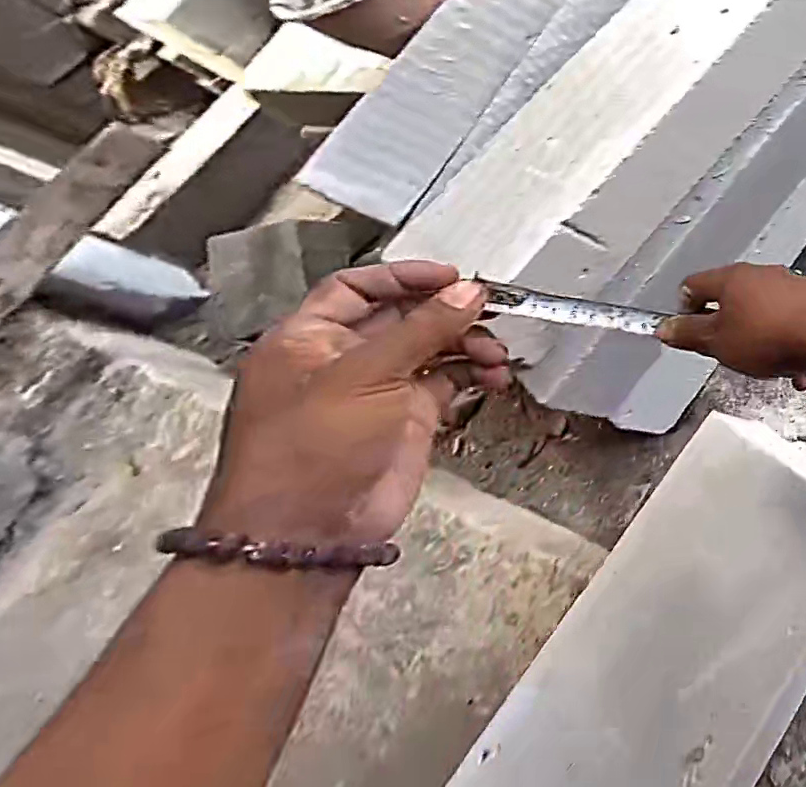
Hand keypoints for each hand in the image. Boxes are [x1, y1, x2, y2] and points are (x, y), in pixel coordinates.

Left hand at [198, 262, 510, 544]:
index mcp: (310, 340)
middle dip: (450, 312)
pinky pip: (452, 378)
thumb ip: (423, 328)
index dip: (404, 277)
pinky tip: (494, 377)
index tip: (452, 276)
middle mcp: (346, 358)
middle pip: (407, 315)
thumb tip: (469, 291)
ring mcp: (381, 386)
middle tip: (490, 310)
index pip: (357, 288)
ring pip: (436, 345)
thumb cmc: (309, 450)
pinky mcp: (411, 413)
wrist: (313, 530)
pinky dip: (477, 373)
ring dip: (471, 343)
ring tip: (496, 354)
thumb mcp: (365, 376)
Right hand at [656, 264, 805, 384]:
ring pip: (765, 316)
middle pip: (732, 299)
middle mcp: (762, 275)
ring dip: (763, 341)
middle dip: (729, 329)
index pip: (694, 284)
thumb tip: (664, 327)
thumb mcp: (718, 343)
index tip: (687, 332)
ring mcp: (792, 286)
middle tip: (729, 353)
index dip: (684, 308)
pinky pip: (793, 326)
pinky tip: (798, 372)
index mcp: (732, 278)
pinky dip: (791, 346)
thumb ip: (689, 335)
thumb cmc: (768, 337)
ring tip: (770, 367)